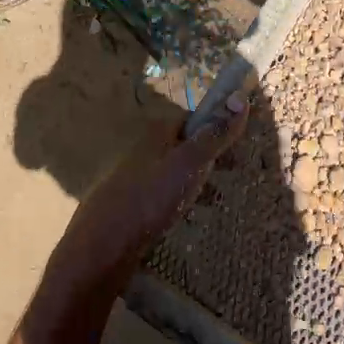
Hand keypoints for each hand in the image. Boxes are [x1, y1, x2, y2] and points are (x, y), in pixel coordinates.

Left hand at [37, 91, 248, 304]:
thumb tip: (241, 97)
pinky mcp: (130, 205)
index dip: (216, 128)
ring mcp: (135, 177)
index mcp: (157, 132)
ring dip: (198, 182)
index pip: (192, 119)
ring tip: (216, 201)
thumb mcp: (190, 163)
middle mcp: (144, 149)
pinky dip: (181, 201)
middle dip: (210, 158)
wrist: (102, 246)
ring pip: (174, 172)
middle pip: (184, 146)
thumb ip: (216, 134)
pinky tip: (187, 219)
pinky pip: (163, 196)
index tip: (237, 146)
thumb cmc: (150, 197)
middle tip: (232, 174)